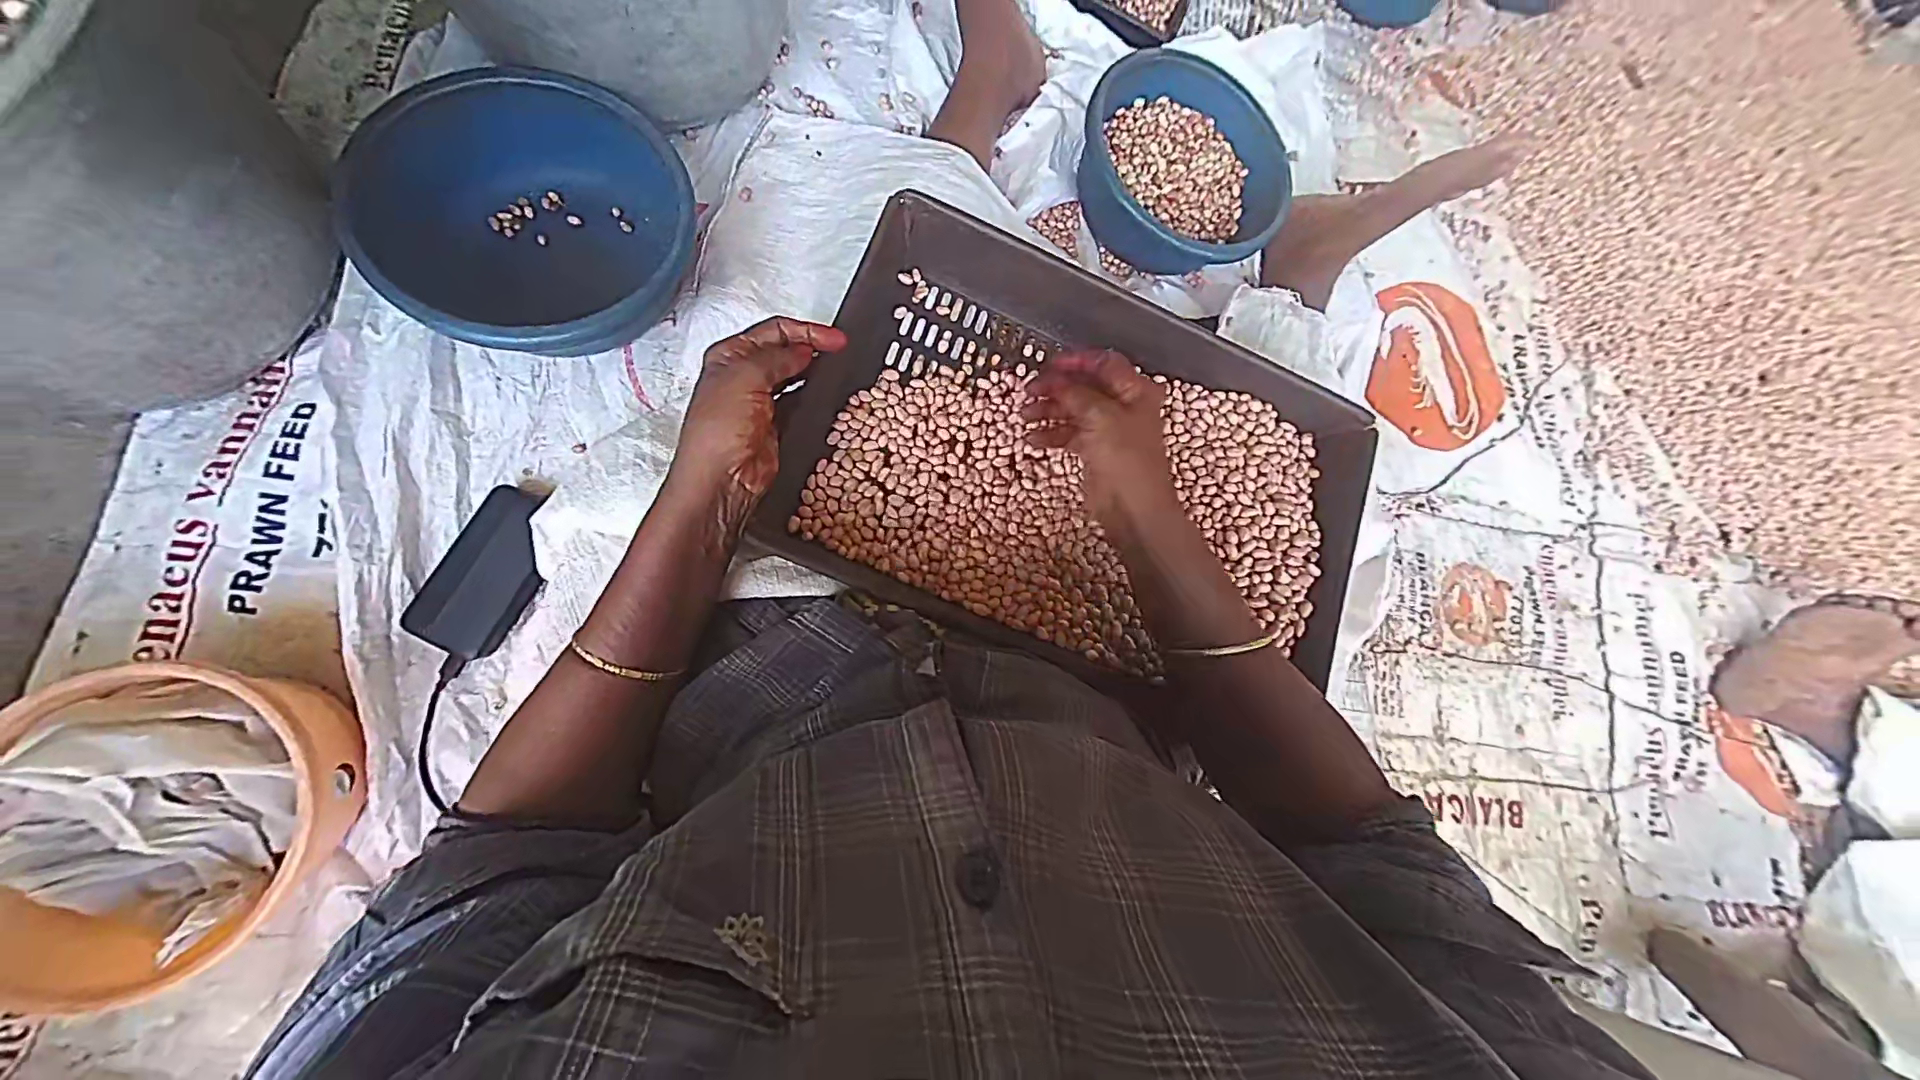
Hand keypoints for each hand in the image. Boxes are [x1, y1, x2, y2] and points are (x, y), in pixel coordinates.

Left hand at [670, 317, 846, 502]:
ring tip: (838, 370)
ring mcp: (761, 403)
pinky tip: (827, 396)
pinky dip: (814, 399)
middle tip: (841, 350)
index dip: (806, 331)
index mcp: (730, 356)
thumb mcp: (745, 377)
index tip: (834, 339)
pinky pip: (800, 405)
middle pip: (786, 352)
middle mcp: (744, 376)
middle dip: (813, 347)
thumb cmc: (719, 430)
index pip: (774, 331)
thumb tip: (803, 349)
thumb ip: (777, 358)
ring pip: (796, 378)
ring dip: (815, 372)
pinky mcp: (776, 426)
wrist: (722, 479)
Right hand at [1020, 349, 1178, 527]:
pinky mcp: (1094, 451)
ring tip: (1025, 415)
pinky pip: (1068, 434)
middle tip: (1030, 390)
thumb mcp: (1100, 416)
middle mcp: (1122, 406)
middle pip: (1084, 386)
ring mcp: (1107, 429)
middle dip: (1056, 387)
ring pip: (1073, 410)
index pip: (1103, 363)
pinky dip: (1051, 434)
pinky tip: (1033, 438)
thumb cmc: (1126, 459)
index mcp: (1134, 390)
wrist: (1133, 508)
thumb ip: (1075, 393)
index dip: (1076, 361)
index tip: (1049, 365)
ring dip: (1048, 410)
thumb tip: (1054, 380)